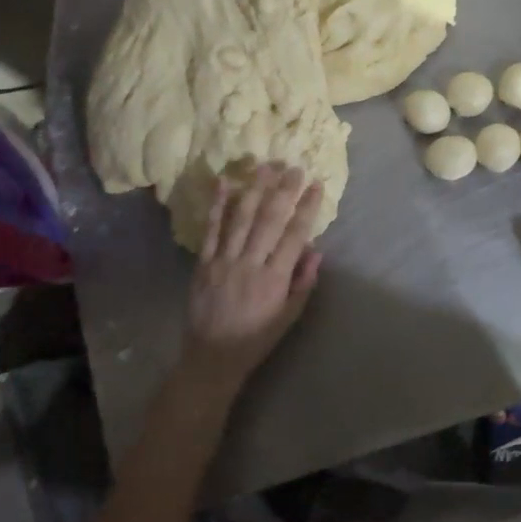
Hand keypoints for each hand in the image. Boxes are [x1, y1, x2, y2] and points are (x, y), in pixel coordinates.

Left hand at [180, 163, 322, 395]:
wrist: (212, 356)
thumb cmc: (256, 338)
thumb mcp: (289, 316)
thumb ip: (303, 283)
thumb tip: (315, 250)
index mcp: (275, 279)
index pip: (295, 235)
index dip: (307, 208)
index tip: (317, 186)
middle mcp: (251, 264)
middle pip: (270, 220)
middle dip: (284, 191)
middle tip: (294, 167)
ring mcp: (224, 261)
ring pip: (242, 218)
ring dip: (254, 189)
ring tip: (265, 165)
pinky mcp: (204, 263)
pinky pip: (211, 230)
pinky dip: (218, 205)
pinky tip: (224, 183)